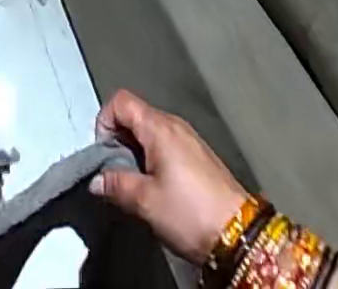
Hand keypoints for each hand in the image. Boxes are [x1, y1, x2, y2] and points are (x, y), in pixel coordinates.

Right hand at [89, 89, 249, 264]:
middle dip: (119, 139)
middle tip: (117, 172)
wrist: (241, 236)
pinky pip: (166, 143)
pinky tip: (158, 186)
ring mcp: (189, 138)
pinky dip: (153, 157)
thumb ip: (116, 184)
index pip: (121, 101)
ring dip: (135, 150)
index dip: (104, 121)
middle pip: (135, 114)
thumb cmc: (190, 212)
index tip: (104, 154)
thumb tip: (96, 180)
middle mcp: (174, 124)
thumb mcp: (146, 201)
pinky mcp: (199, 155)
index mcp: (159, 126)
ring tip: (136, 183)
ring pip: (150, 130)